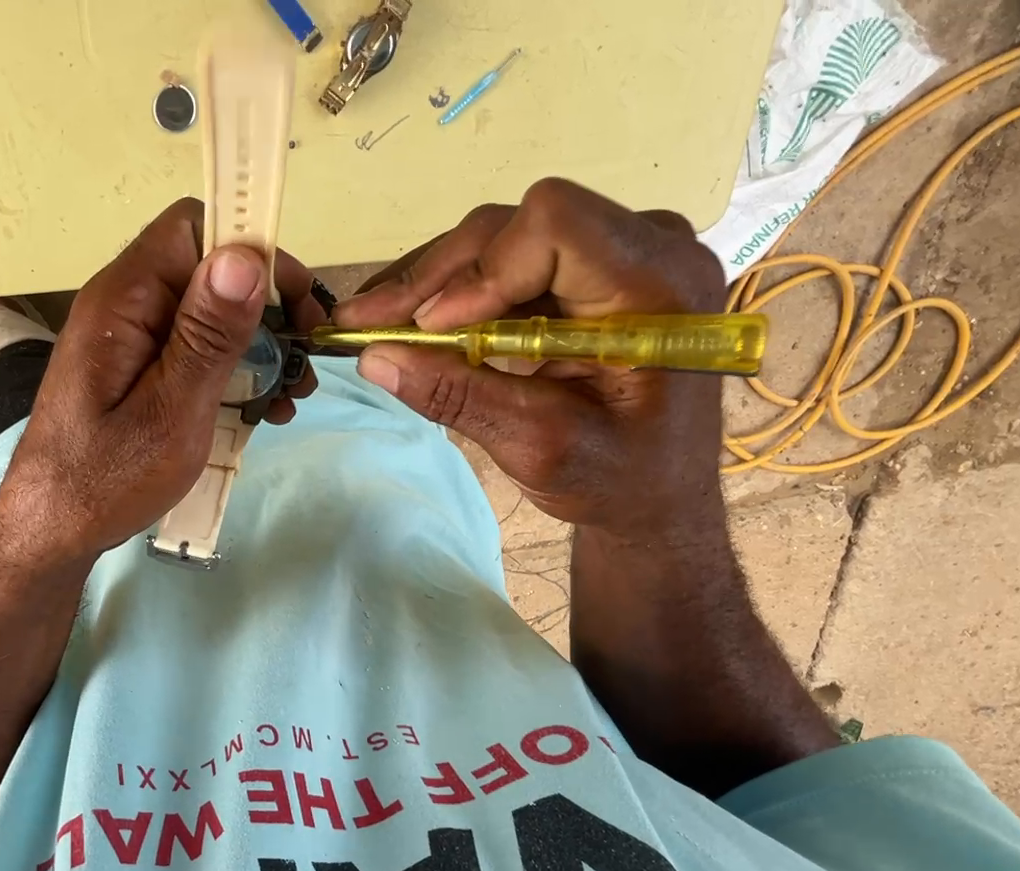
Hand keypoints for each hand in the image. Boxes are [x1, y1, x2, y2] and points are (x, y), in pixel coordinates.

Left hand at [0, 198, 323, 563]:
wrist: (53, 531)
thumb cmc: (107, 479)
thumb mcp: (170, 411)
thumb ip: (207, 336)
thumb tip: (245, 254)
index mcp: (123, 301)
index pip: (192, 228)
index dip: (253, 250)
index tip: (298, 303)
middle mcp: (123, 306)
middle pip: (206, 271)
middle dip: (266, 307)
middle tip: (306, 361)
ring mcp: (128, 340)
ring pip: (205, 314)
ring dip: (257, 346)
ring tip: (291, 395)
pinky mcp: (135, 372)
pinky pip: (191, 351)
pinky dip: (231, 371)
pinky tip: (261, 409)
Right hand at [332, 178, 727, 543]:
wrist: (657, 494)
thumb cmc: (619, 480)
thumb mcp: (538, 445)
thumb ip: (460, 395)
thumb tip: (373, 358)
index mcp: (657, 287)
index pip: (556, 226)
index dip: (481, 271)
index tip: (428, 329)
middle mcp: (644, 248)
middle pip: (514, 227)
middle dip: (435, 279)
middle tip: (362, 325)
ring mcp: (614, 255)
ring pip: (499, 239)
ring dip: (431, 285)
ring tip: (371, 324)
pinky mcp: (583, 274)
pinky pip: (505, 263)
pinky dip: (450, 296)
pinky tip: (407, 322)